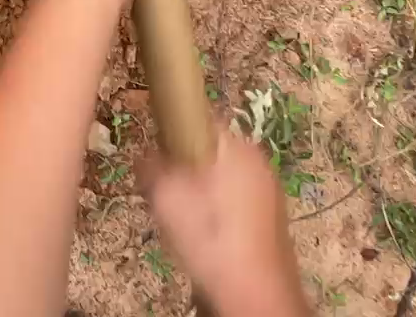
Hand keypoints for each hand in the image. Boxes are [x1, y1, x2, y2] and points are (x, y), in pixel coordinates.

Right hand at [142, 130, 311, 316]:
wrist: (255, 299)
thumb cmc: (210, 236)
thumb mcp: (163, 193)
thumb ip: (149, 163)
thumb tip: (144, 154)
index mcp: (237, 144)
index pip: (195, 117)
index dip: (168, 130)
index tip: (153, 151)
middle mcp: (258, 160)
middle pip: (206, 148)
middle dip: (182, 165)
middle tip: (164, 188)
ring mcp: (269, 191)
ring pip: (218, 176)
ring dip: (198, 190)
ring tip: (182, 216)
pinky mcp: (271, 220)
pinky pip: (232, 199)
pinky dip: (215, 210)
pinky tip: (203, 235)